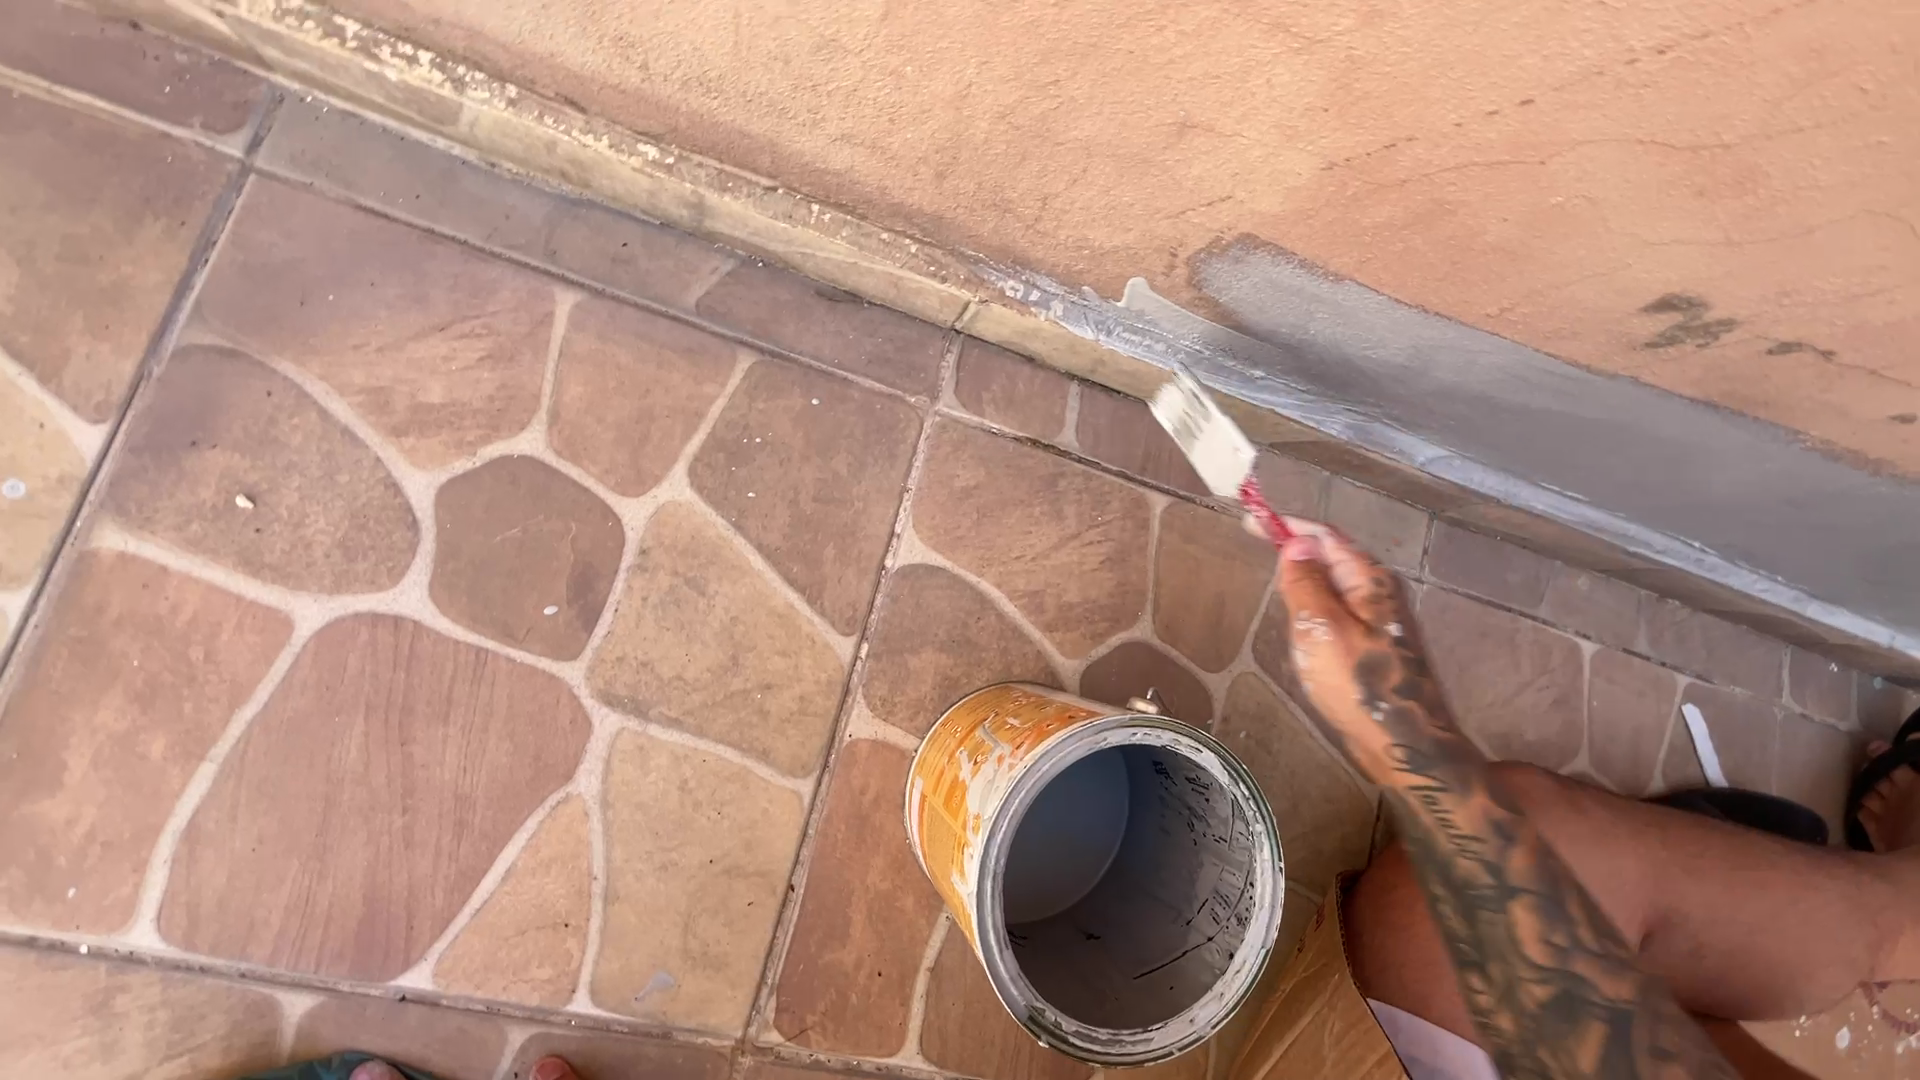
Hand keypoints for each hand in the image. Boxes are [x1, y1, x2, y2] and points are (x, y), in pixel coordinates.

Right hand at [1272, 517, 1469, 781]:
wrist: (1403, 746)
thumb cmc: (1358, 685)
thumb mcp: (1319, 629)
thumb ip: (1305, 583)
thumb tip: (1295, 543)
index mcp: (1368, 580)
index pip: (1324, 537)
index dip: (1287, 525)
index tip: (1251, 520)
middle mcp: (1378, 592)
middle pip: (1332, 556)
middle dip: (1296, 546)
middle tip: (1257, 543)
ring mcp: (1379, 619)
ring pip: (1334, 584)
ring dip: (1304, 574)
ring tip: (1273, 574)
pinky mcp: (1374, 644)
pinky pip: (1336, 608)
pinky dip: (1312, 601)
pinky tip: (1298, 617)